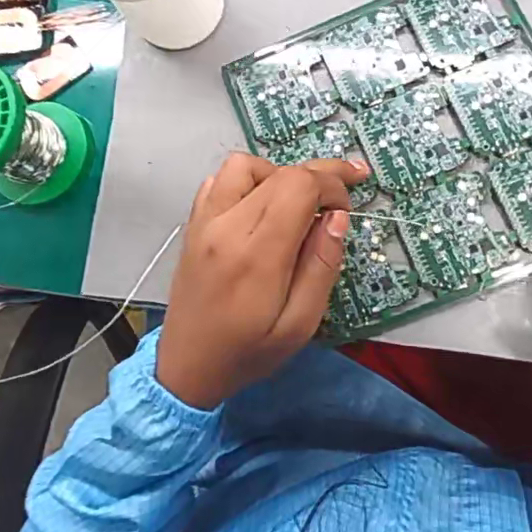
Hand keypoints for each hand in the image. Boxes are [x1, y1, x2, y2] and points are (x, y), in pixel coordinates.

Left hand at [156, 152, 368, 408]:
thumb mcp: (299, 326)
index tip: (344, 209)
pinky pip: (218, 181)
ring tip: (297, 200)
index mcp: (256, 256)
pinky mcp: (193, 225)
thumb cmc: (247, 353)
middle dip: (317, 174)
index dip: (331, 185)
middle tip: (342, 188)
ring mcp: (203, 222)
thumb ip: (321, 267)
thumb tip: (337, 217)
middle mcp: (225, 228)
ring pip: (243, 165)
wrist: (187, 366)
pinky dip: (246, 182)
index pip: (299, 186)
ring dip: (277, 174)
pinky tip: (261, 205)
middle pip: (278, 172)